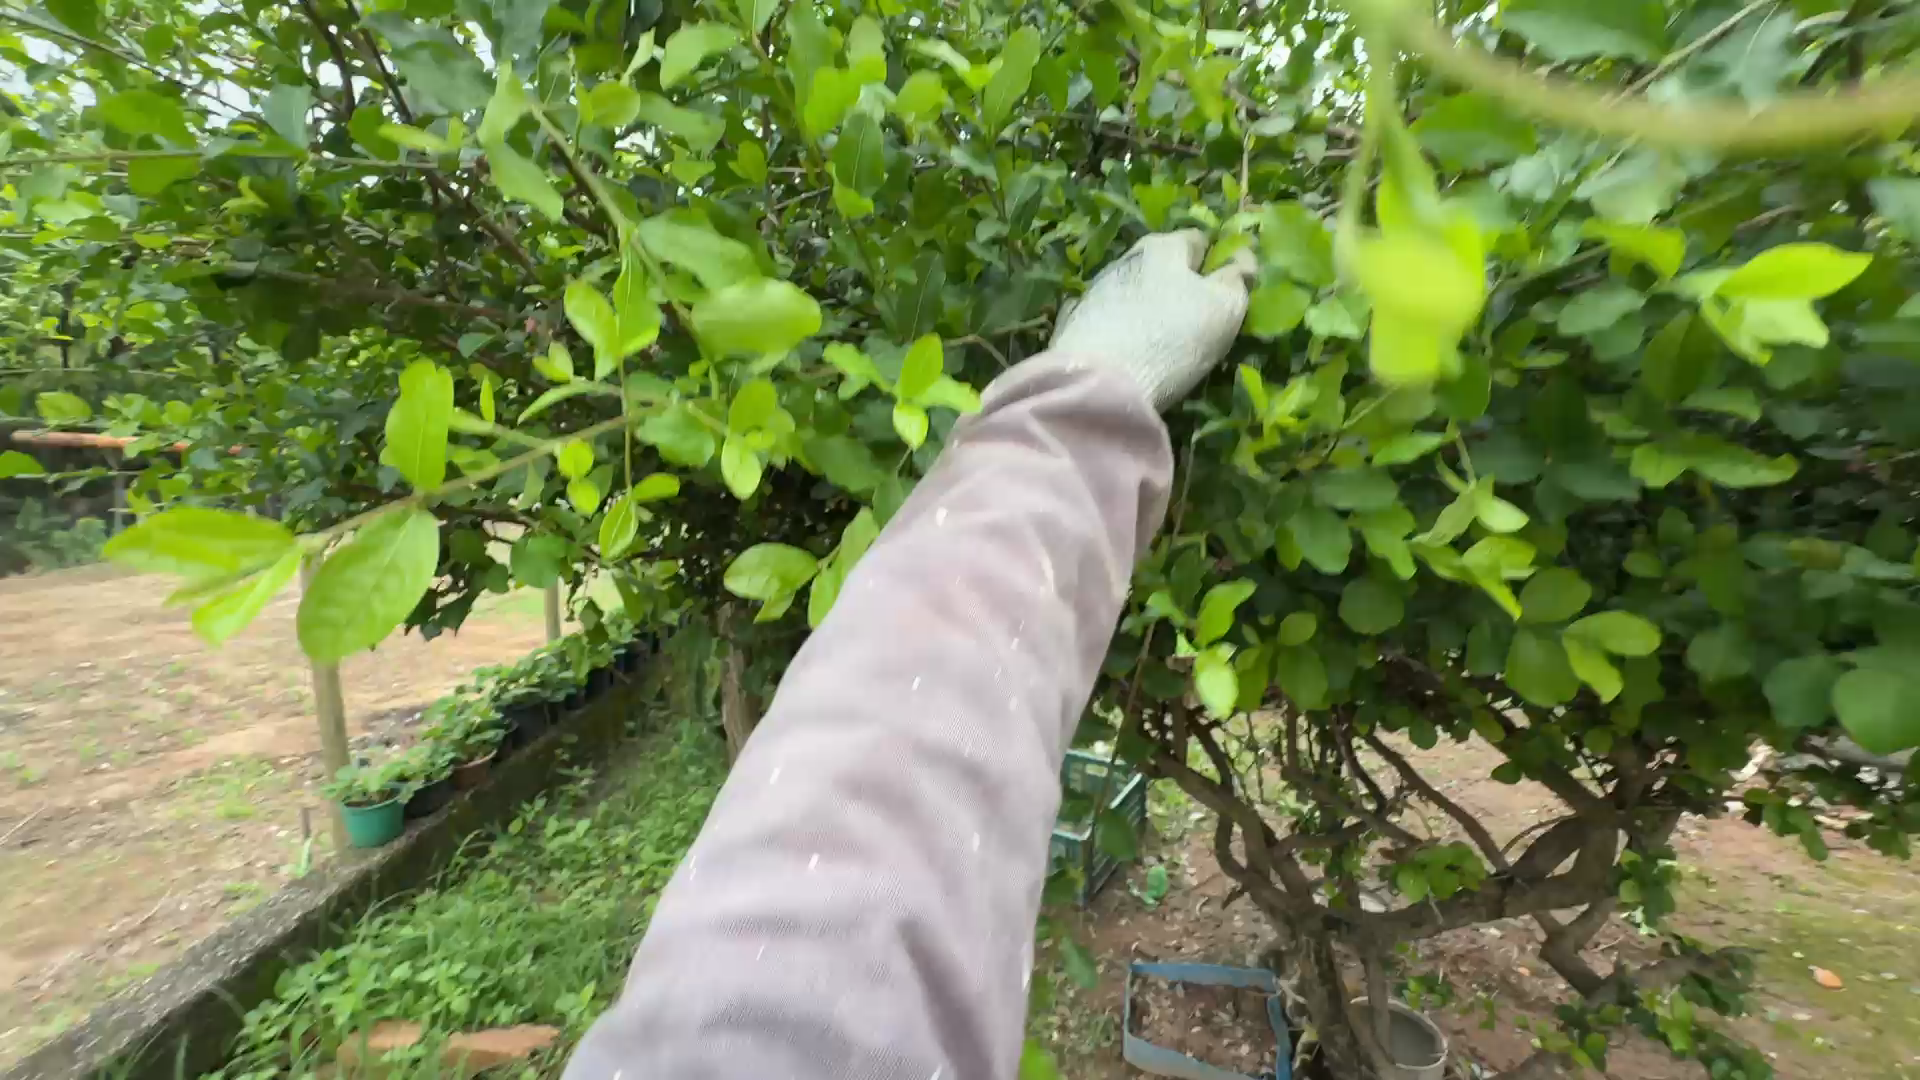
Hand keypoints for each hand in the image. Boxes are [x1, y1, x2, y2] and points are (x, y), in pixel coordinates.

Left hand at [1048, 230, 1255, 410]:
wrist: (1096, 386)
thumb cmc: (1169, 341)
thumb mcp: (1223, 310)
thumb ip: (1236, 280)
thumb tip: (1242, 257)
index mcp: (1163, 247)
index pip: (1198, 241)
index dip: (1213, 264)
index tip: (1220, 295)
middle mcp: (1124, 260)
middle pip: (1160, 268)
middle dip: (1175, 289)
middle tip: (1190, 325)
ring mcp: (1092, 292)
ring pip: (1130, 294)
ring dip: (1143, 310)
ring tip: (1155, 345)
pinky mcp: (1071, 326)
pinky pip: (1103, 321)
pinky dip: (1115, 331)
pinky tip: (1122, 353)